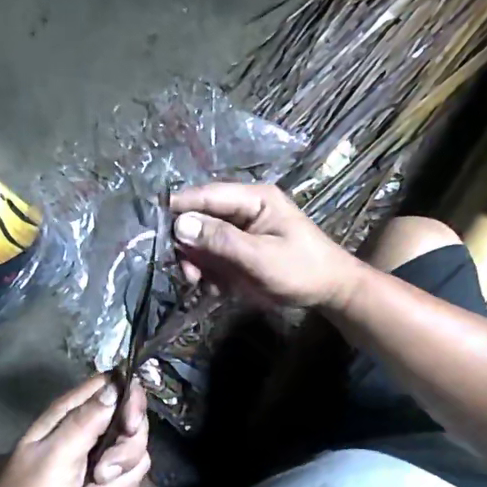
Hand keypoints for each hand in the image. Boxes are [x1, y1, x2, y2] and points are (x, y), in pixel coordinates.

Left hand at [0, 375, 150, 486]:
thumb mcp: (55, 457)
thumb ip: (86, 421)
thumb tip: (115, 388)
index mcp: (73, 414)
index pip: (116, 388)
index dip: (132, 402)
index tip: (130, 427)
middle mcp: (91, 432)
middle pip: (135, 429)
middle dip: (124, 459)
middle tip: (99, 475)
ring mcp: (100, 462)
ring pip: (135, 465)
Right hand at [170, 183, 364, 309]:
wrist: (331, 292)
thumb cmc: (302, 270)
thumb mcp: (261, 257)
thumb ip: (222, 241)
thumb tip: (180, 224)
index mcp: (253, 199)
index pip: (206, 195)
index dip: (179, 208)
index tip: (154, 227)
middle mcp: (244, 208)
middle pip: (200, 217)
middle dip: (189, 245)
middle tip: (189, 273)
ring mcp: (241, 229)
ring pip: (202, 239)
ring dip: (198, 262)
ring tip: (204, 285)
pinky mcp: (240, 249)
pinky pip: (212, 255)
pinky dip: (209, 272)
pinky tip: (217, 289)